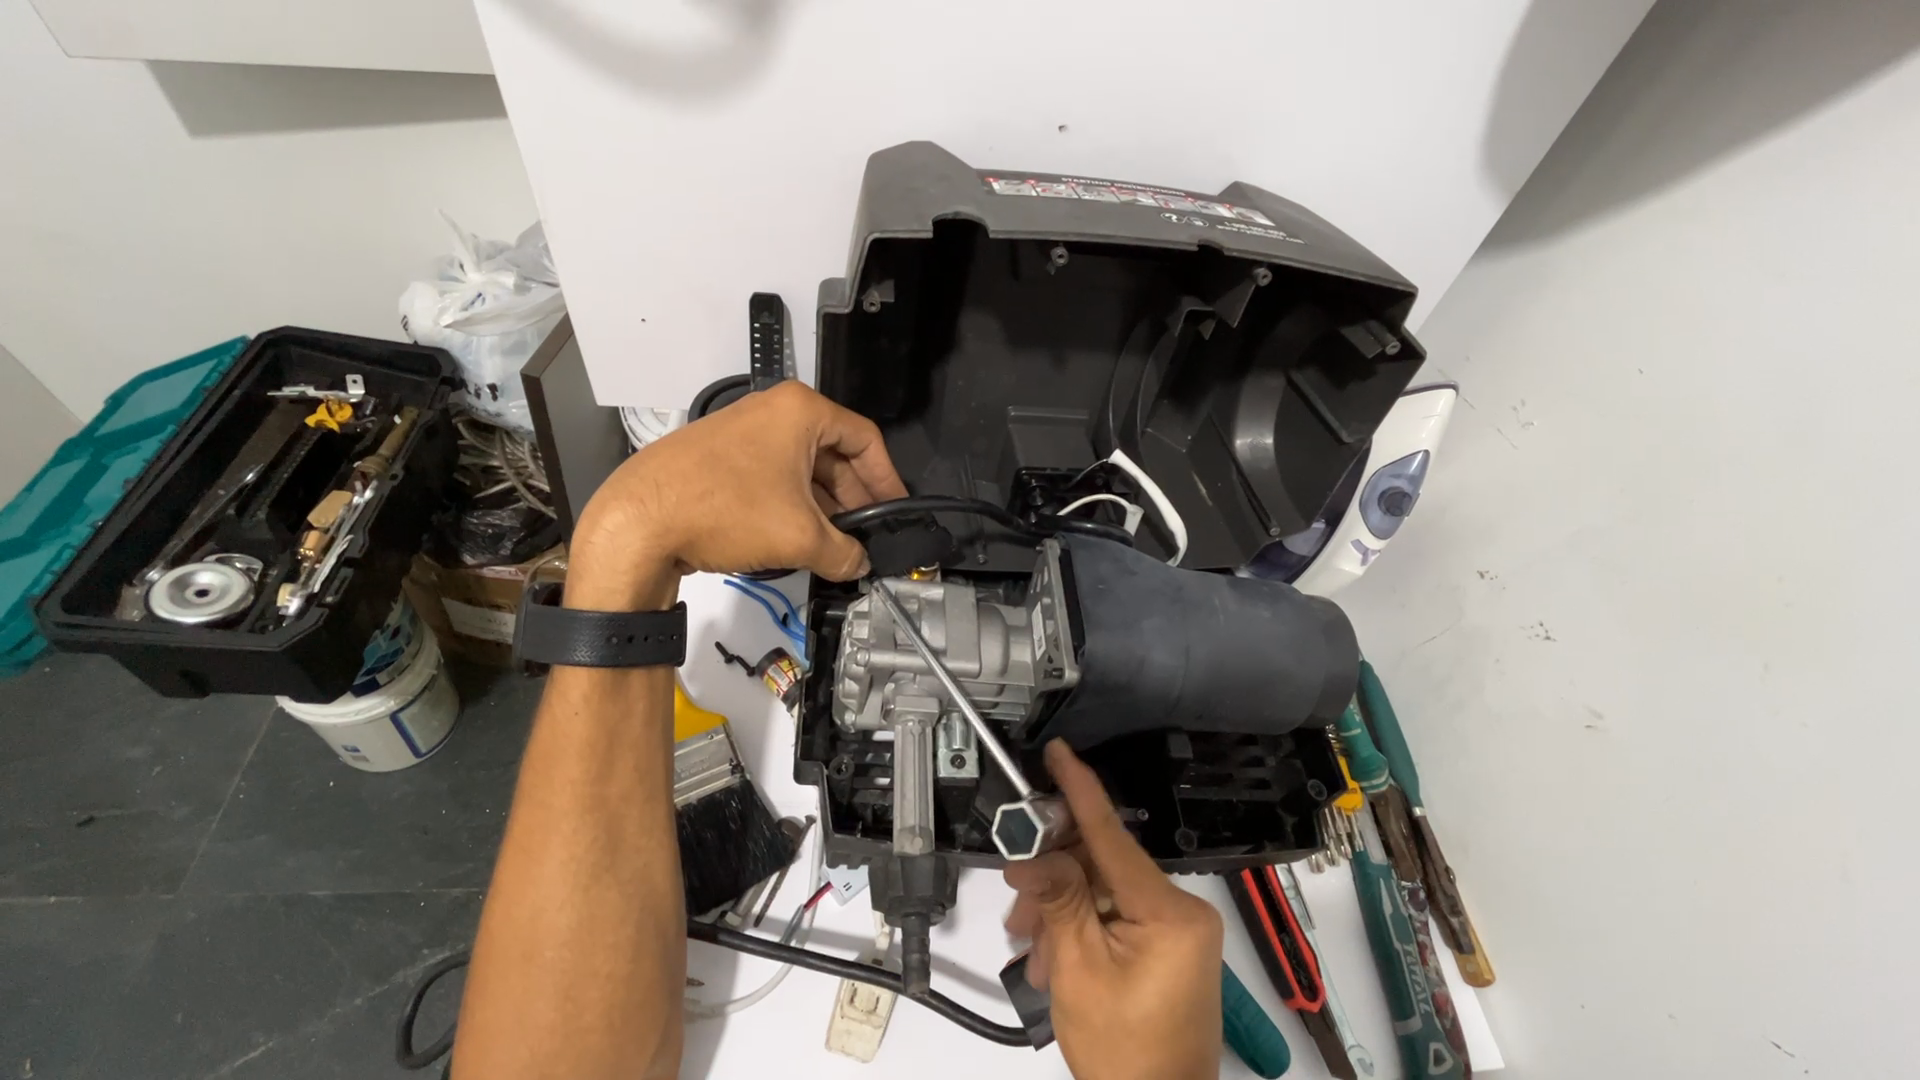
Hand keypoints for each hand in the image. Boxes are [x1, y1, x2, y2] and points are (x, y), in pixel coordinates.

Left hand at [568, 382, 907, 607]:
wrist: (639, 523)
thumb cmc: (724, 511)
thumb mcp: (800, 537)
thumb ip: (844, 552)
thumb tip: (859, 564)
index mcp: (800, 411)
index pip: (865, 440)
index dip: (887, 480)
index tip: (896, 511)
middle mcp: (772, 411)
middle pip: (833, 454)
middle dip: (853, 498)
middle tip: (867, 535)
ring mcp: (742, 433)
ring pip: (801, 469)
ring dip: (823, 507)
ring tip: (836, 544)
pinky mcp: (719, 458)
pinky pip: (772, 478)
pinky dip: (791, 505)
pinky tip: (798, 538)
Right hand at [1005, 741, 1223, 1079]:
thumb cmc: (1121, 1051)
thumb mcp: (1078, 970)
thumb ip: (1058, 899)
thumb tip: (1033, 854)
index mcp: (1169, 912)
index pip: (1113, 835)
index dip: (1080, 790)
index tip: (1060, 753)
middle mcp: (1180, 910)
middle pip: (1102, 864)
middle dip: (1053, 876)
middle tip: (1016, 898)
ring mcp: (1176, 928)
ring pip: (1102, 890)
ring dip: (1060, 907)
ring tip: (1029, 943)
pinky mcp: (1166, 945)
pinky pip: (1114, 914)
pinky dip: (1079, 925)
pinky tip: (1051, 954)